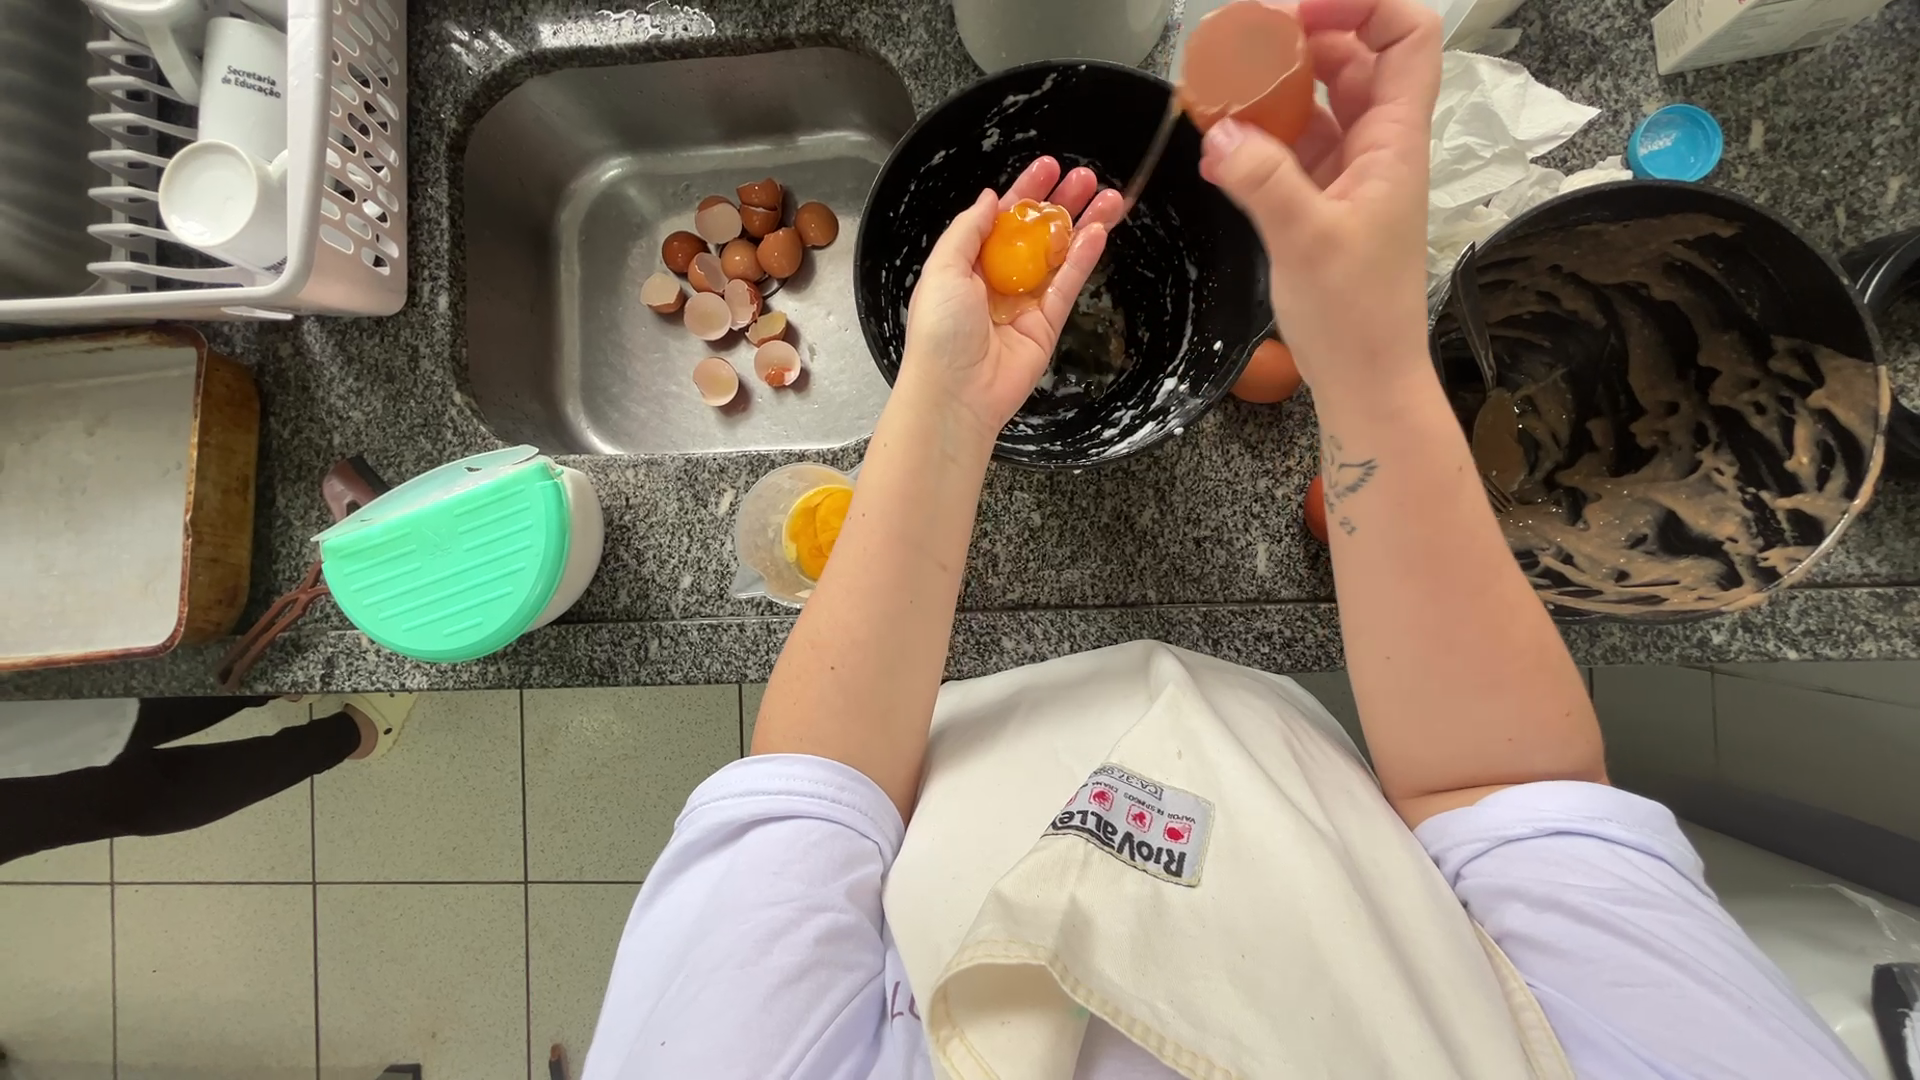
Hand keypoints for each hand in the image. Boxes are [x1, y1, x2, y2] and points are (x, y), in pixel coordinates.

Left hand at [900, 157, 1123, 442]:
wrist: (955, 393)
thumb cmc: (939, 332)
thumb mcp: (942, 269)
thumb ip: (968, 230)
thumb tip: (990, 199)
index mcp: (968, 267)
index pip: (1001, 220)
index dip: (1025, 192)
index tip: (1048, 167)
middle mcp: (997, 283)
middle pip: (1035, 234)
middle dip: (1060, 204)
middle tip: (1085, 177)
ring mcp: (1024, 305)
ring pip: (1058, 257)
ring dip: (1082, 225)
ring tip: (1108, 196)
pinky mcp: (1046, 326)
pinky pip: (1067, 286)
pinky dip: (1083, 259)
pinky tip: (1099, 232)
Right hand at [1198, 0, 1440, 392]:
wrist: (1365, 376)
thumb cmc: (1354, 314)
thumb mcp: (1306, 240)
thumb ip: (1263, 179)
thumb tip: (1217, 132)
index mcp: (1394, 142)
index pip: (1405, 36)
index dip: (1360, 4)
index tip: (1296, 14)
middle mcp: (1378, 151)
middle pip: (1355, 64)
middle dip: (1303, 43)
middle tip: (1243, 49)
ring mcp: (1350, 181)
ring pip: (1321, 111)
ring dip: (1278, 94)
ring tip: (1225, 93)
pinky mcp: (1324, 211)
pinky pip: (1296, 156)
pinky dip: (1264, 144)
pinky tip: (1226, 152)